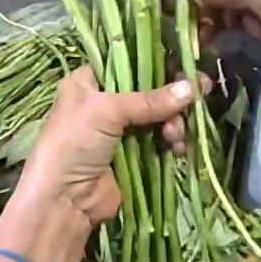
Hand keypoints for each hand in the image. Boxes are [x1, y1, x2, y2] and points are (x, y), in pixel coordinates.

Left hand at [11, 68, 196, 232]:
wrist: (64, 200)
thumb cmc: (75, 143)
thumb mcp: (107, 111)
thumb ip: (149, 99)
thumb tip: (193, 87)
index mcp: (88, 81)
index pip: (128, 61)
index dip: (158, 63)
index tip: (187, 67)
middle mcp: (104, 101)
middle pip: (149, 89)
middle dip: (172, 97)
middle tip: (196, 99)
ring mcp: (119, 129)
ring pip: (159, 115)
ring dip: (174, 122)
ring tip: (175, 135)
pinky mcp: (132, 154)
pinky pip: (160, 139)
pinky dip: (172, 140)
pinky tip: (178, 148)